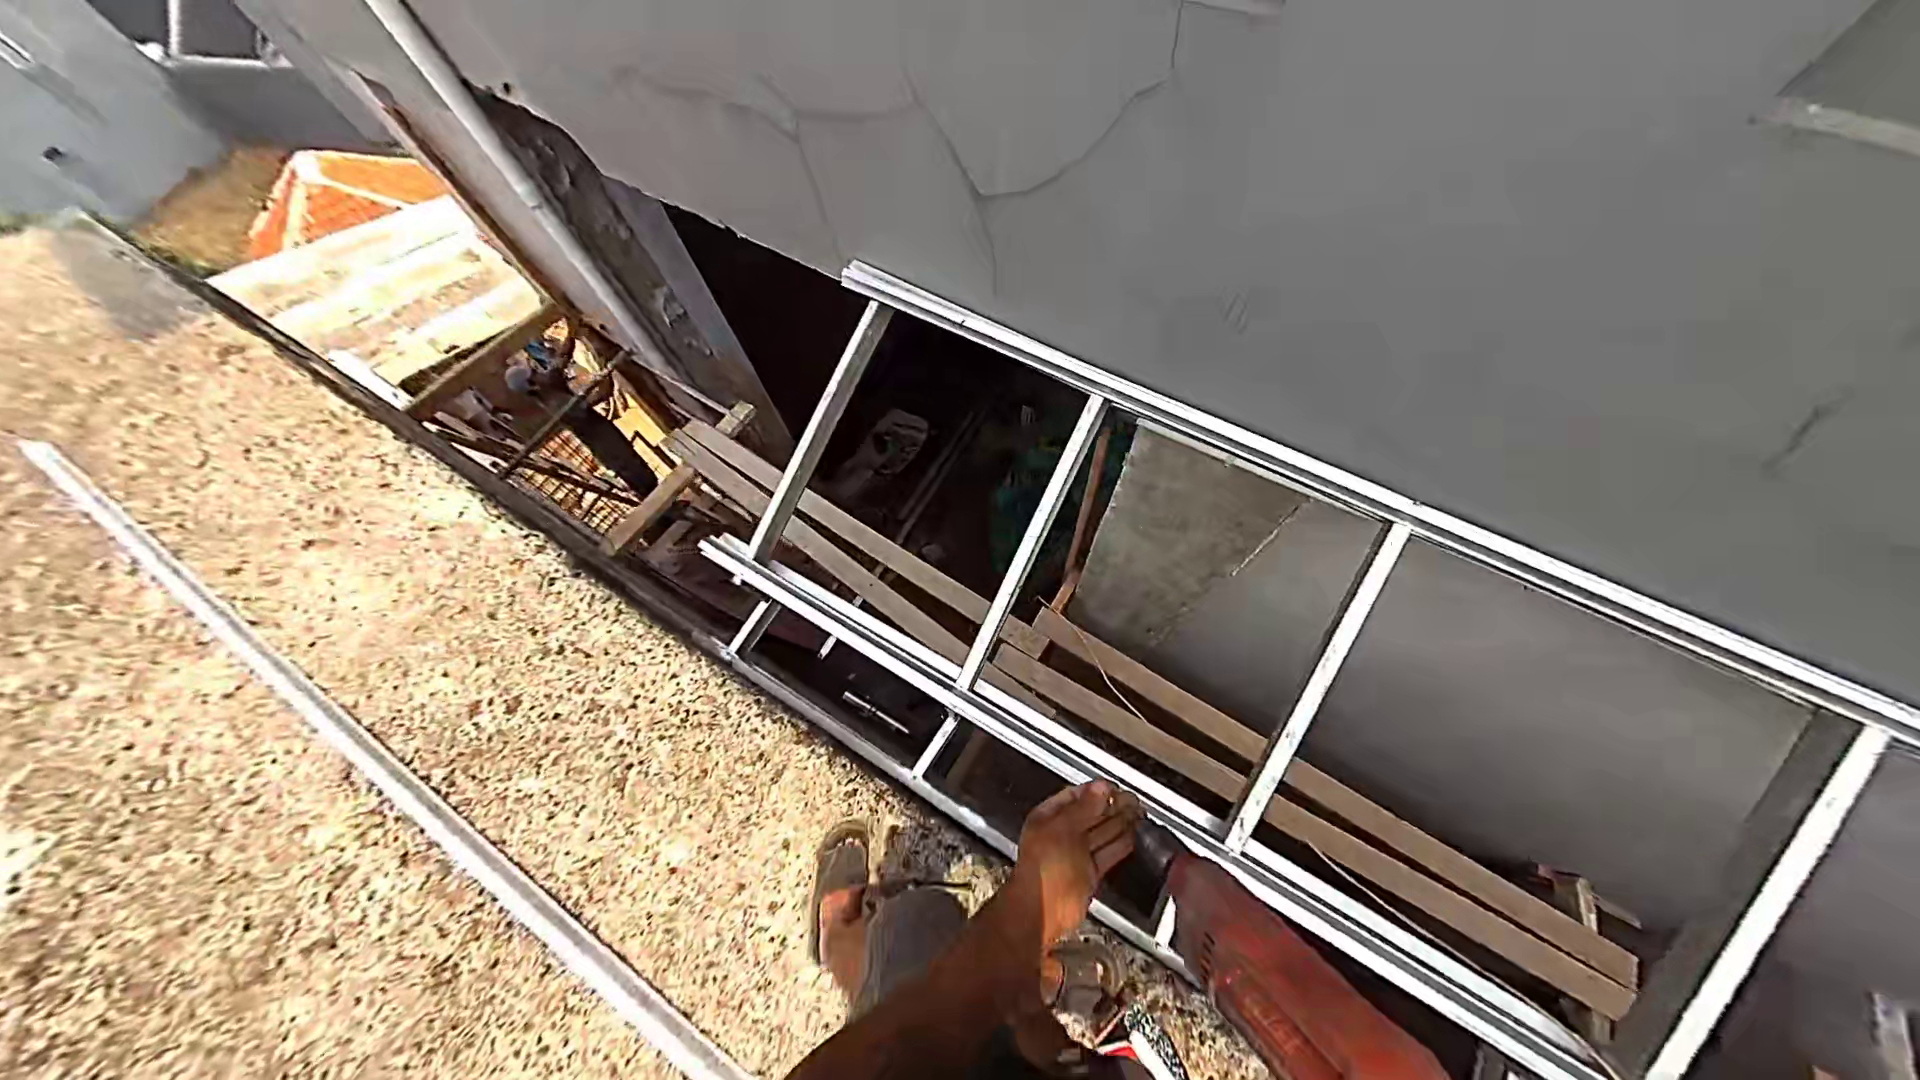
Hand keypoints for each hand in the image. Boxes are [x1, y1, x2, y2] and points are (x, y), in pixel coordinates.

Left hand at [1002, 781, 1141, 948]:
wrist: (1042, 911)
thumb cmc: (1044, 867)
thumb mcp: (1063, 830)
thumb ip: (1084, 808)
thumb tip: (1101, 789)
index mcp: (1049, 817)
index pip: (1075, 797)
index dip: (1095, 791)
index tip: (1115, 787)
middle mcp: (1062, 833)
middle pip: (1091, 814)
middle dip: (1112, 806)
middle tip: (1133, 800)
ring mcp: (1076, 854)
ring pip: (1102, 833)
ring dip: (1120, 823)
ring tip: (1139, 813)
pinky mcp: (1089, 874)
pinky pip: (1108, 854)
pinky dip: (1122, 845)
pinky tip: (1133, 836)